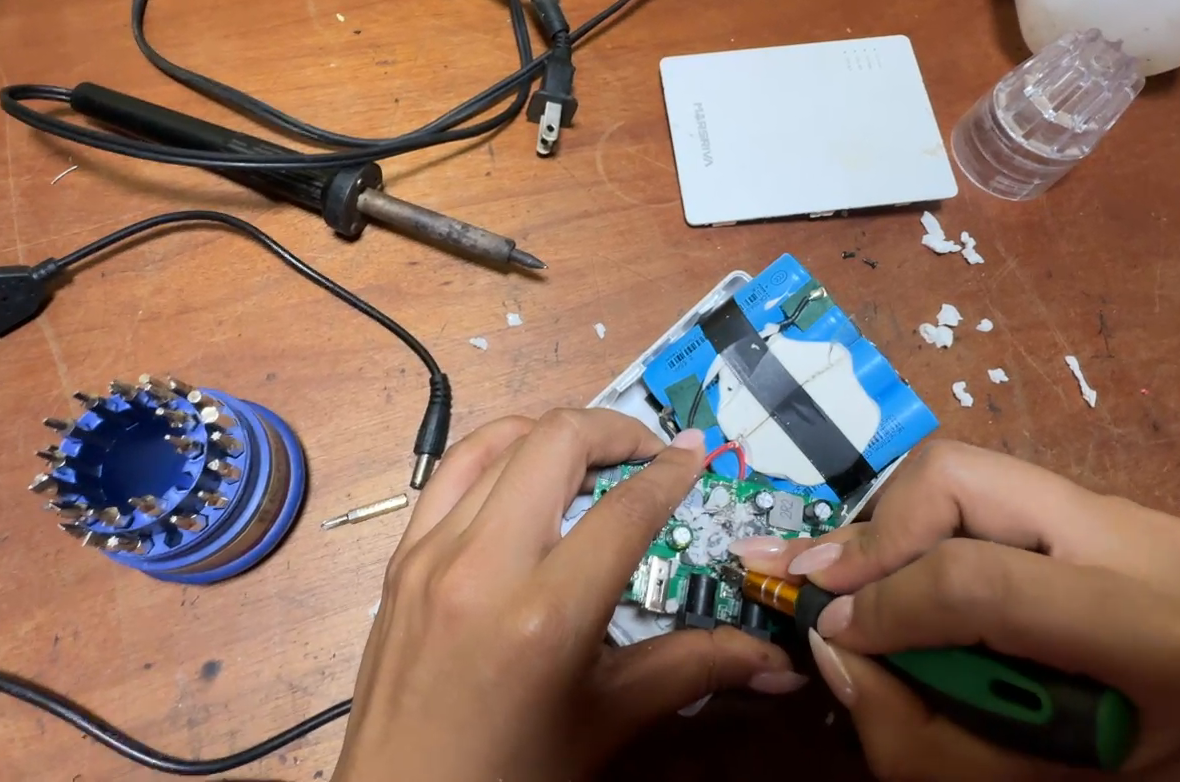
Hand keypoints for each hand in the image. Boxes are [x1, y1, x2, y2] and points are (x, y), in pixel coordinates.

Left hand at [335, 409, 804, 781]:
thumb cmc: (513, 772)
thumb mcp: (609, 720)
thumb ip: (695, 670)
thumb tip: (775, 664)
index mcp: (546, 615)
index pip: (624, 510)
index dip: (669, 473)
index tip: (691, 456)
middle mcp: (485, 564)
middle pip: (558, 442)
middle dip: (614, 430)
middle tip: (646, 454)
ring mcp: (434, 552)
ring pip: (503, 440)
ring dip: (557, 433)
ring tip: (593, 456)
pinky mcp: (404, 554)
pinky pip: (453, 468)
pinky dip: (500, 447)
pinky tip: (525, 465)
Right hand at [730, 440, 1179, 780]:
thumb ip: (911, 735)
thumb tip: (828, 640)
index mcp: (1156, 634)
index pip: (980, 578)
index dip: (886, 601)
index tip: (828, 627)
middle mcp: (1142, 541)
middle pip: (957, 476)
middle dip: (878, 532)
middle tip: (826, 582)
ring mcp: (1125, 512)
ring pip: (960, 472)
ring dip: (895, 529)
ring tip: (861, 581)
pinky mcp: (1099, 505)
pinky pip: (981, 493)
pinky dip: (925, 530)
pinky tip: (909, 572)